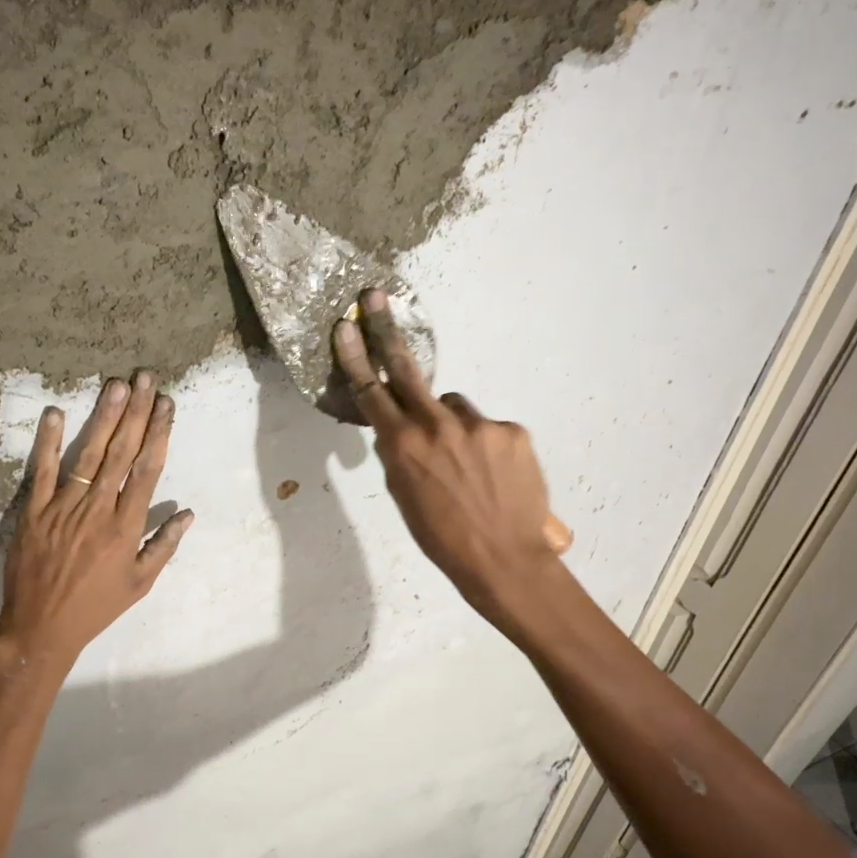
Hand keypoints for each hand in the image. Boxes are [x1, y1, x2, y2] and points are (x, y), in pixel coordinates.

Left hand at [0, 370, 194, 664]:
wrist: (41, 627)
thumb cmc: (95, 607)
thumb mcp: (139, 583)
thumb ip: (163, 545)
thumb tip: (188, 512)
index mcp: (126, 526)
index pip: (147, 469)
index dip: (158, 433)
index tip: (166, 405)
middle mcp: (98, 509)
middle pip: (122, 452)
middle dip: (136, 412)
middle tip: (145, 379)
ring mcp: (64, 507)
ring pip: (89, 454)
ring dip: (104, 417)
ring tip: (117, 385)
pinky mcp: (34, 510)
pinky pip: (42, 470)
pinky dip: (49, 441)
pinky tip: (56, 412)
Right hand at [333, 289, 570, 630]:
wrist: (504, 560)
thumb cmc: (441, 536)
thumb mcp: (403, 495)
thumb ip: (399, 453)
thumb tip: (400, 428)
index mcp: (402, 445)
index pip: (371, 391)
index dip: (356, 356)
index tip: (345, 326)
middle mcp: (437, 424)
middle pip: (407, 368)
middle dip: (386, 331)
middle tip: (375, 298)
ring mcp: (478, 424)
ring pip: (454, 407)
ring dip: (451, 423)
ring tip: (465, 463)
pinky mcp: (512, 430)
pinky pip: (488, 427)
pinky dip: (485, 444)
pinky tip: (493, 474)